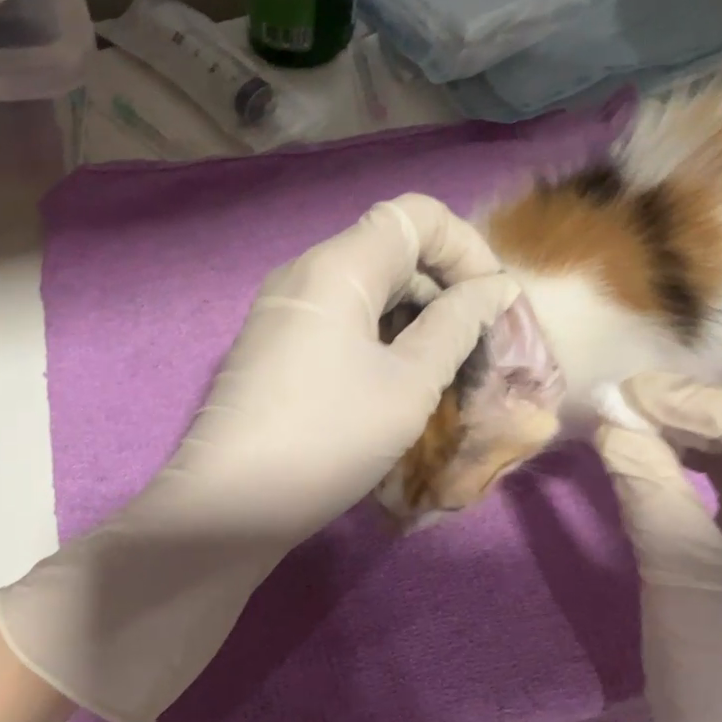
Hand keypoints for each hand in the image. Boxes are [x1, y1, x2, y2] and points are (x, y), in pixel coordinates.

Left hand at [0, 194, 521, 721]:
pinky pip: (336, 326)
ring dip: (412, 323)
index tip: (493, 305)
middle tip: (478, 352)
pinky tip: (396, 390)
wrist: (228, 506)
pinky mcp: (270, 351)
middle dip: (444, 291)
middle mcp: (302, 275)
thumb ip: (456, 325)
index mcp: (336, 266)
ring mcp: (280, 314)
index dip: (467, 248)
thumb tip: (493, 288)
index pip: (416, 215)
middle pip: (390, 253)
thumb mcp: (408, 384)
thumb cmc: (327, 439)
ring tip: (444, 378)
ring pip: (364, 295)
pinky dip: (376, 343)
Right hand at [595, 373, 721, 721]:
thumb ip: (648, 488)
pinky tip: (657, 446)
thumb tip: (608, 419)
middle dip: (698, 412)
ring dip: (696, 431)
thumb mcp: (676, 576)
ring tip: (629, 416)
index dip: (704, 406)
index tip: (626, 394)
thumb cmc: (715, 677)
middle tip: (620, 400)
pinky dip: (702, 459)